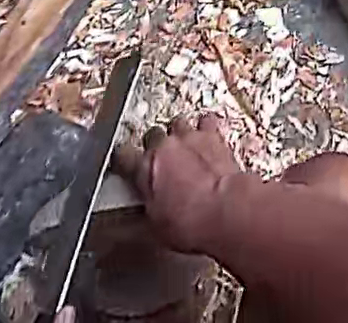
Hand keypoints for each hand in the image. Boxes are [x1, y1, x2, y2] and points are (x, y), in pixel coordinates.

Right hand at [114, 113, 258, 253]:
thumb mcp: (153, 227)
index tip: (124, 162)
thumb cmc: (190, 222)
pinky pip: (206, 121)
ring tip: (183, 147)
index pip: (123, 154)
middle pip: (153, 133)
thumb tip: (127, 219)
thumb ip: (139, 210)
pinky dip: (205, 127)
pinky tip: (207, 136)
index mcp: (145, 167)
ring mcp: (190, 137)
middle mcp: (165, 146)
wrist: (224, 208)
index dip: (123, 158)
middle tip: (160, 161)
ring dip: (179, 134)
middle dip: (155, 145)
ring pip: (178, 123)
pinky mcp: (213, 134)